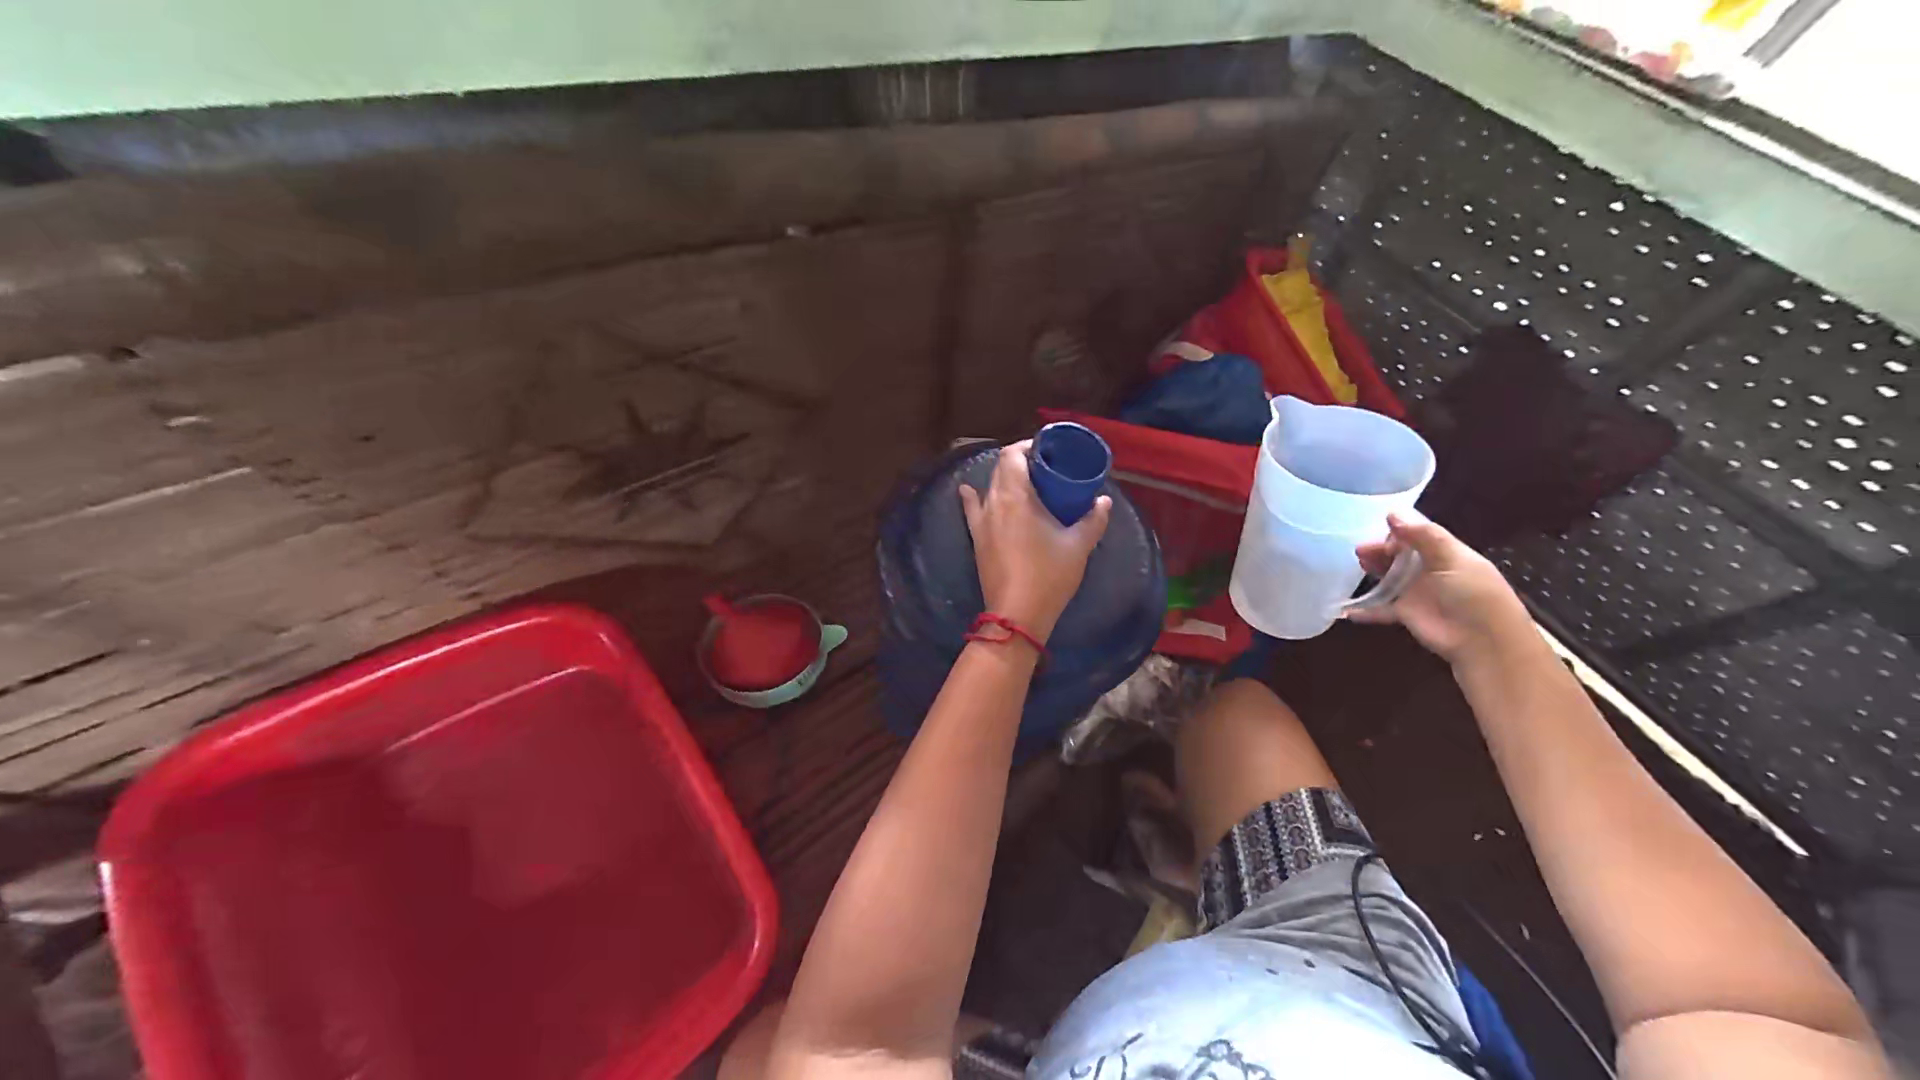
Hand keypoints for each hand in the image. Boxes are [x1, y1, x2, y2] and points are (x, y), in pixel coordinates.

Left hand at [958, 440, 1111, 642]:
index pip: (1012, 455)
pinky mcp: (977, 540)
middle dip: (1019, 462)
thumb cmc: (1049, 575)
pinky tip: (969, 492)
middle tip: (1043, 468)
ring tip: (1023, 483)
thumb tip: (1103, 501)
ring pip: (988, 488)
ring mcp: (980, 522)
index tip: (1046, 451)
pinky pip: (972, 509)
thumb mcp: (1078, 545)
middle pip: (1000, 469)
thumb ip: (1093, 519)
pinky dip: (973, 497)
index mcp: (1015, 496)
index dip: (1027, 446)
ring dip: (1003, 480)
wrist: (1017, 614)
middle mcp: (992, 502)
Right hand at [1345, 515, 1531, 663]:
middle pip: (1398, 555)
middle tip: (1361, 550)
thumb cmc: (1472, 593)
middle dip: (1379, 550)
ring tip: (1357, 564)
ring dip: (1372, 569)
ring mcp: (1416, 592)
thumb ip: (1423, 536)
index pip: (1417, 536)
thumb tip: (1391, 514)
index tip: (1377, 529)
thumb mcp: (1452, 558)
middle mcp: (1429, 570)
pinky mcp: (1405, 613)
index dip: (1397, 531)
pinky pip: (1380, 609)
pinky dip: (1364, 609)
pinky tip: (1345, 609)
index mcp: (1444, 553)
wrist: (1483, 640)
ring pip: (1388, 577)